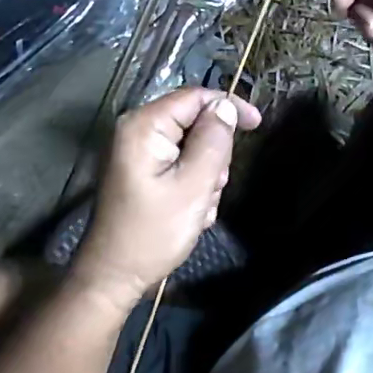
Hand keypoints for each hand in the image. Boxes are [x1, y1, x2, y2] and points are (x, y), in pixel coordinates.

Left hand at [72, 88, 261, 304]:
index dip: (229, 106)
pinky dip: (194, 184)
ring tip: (201, 205)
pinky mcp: (143, 171)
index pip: (195, 97)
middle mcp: (137, 131)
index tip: (258, 124)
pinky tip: (192, 211)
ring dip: (207, 174)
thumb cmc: (153, 232)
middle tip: (214, 186)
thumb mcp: (194, 186)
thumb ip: (214, 141)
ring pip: (193, 146)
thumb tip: (225, 107)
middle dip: (214, 153)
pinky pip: (181, 164)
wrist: (114, 276)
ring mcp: (139, 152)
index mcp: (143, 126)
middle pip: (195, 121)